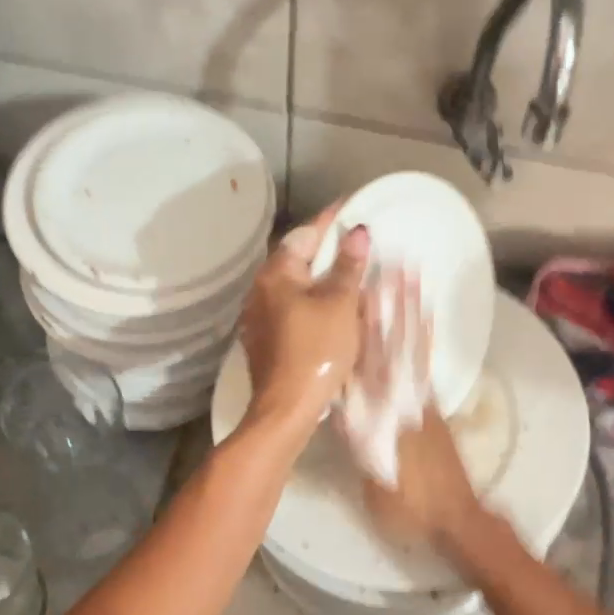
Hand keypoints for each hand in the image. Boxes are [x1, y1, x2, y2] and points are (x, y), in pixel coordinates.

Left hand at [239, 204, 371, 429]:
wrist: (285, 408)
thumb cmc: (316, 351)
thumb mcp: (340, 305)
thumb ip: (348, 266)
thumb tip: (356, 231)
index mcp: (276, 273)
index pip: (305, 234)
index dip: (331, 220)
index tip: (352, 206)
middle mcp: (259, 289)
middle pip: (295, 259)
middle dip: (324, 250)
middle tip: (353, 243)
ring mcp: (257, 317)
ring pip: (292, 287)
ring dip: (317, 279)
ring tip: (345, 276)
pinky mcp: (263, 341)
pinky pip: (289, 311)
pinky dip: (309, 304)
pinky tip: (327, 311)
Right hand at [343, 270, 481, 547]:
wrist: (455, 518)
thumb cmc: (408, 504)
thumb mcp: (375, 476)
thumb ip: (359, 437)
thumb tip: (337, 398)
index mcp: (386, 414)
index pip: (370, 361)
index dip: (364, 324)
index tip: (357, 288)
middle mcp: (405, 399)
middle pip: (395, 343)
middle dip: (390, 304)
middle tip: (388, 264)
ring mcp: (421, 400)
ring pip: (414, 346)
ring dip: (411, 310)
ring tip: (409, 276)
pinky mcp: (431, 407)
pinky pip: (427, 363)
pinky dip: (426, 336)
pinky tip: (426, 317)